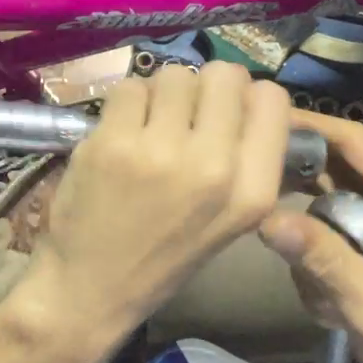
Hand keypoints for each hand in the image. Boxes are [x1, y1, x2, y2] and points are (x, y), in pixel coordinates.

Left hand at [11, 63, 292, 362]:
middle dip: (202, 87)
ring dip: (160, 93)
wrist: (91, 287)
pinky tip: (119, 132)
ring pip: (174, 76)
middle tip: (180, 115)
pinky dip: (124, 103)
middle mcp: (215, 166)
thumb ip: (245, 159)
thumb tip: (248, 96)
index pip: (272, 99)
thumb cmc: (161, 256)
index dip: (245, 96)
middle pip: (223, 75)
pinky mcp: (112, 142)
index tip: (222, 111)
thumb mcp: (228, 219)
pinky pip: (129, 87)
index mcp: (252, 190)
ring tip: (148, 127)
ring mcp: (161, 151)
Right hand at [258, 113, 362, 362]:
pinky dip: (315, 264)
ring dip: (309, 239)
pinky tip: (322, 303)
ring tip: (305, 277)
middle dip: (300, 181)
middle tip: (254, 179)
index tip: (267, 116)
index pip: (362, 146)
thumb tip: (265, 217)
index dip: (316, 126)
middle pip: (340, 173)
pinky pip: (329, 241)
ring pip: (328, 210)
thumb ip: (321, 256)